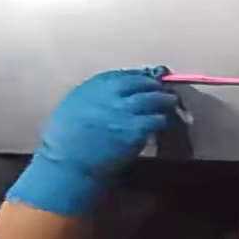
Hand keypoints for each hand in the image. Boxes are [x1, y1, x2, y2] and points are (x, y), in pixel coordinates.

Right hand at [8, 68, 180, 216]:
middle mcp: (111, 94)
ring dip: (167, 101)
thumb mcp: (74, 105)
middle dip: (157, 86)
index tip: (150, 79)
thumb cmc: (67, 139)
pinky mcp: (137, 128)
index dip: (143, 76)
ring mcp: (125, 110)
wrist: (69, 164)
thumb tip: (122, 88)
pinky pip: (158, 120)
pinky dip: (162, 121)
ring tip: (171, 103)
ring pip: (157, 99)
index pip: (127, 74)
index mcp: (93, 87)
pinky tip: (162, 124)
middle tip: (164, 91)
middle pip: (145, 83)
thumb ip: (97, 94)